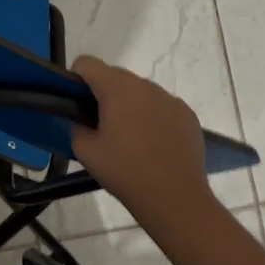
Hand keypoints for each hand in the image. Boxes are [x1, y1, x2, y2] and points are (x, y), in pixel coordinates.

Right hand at [68, 56, 215, 222]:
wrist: (177, 201)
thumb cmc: (126, 173)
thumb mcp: (85, 150)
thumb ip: (76, 124)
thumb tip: (83, 118)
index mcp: (117, 89)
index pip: (86, 63)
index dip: (76, 79)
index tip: (78, 104)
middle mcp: (144, 85)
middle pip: (114, 74)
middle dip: (104, 92)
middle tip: (103, 125)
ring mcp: (170, 99)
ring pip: (139, 89)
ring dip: (129, 102)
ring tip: (131, 137)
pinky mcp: (187, 114)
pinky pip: (161, 104)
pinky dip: (152, 114)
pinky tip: (154, 142)